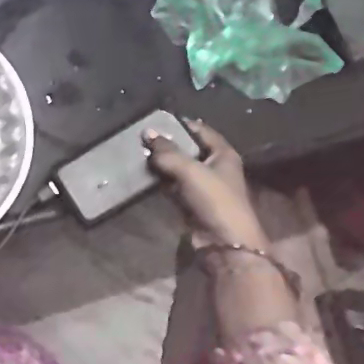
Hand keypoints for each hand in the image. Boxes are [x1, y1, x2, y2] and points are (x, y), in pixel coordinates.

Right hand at [145, 120, 268, 249]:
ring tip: (139, 152)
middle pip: (189, 150)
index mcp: (223, 154)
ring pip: (180, 169)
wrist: (224, 243)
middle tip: (144, 137)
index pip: (201, 130)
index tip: (158, 120)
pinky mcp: (193, 205)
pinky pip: (175, 187)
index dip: (182, 124)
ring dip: (163, 164)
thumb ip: (168, 151)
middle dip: (169, 144)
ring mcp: (204, 188)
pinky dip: (162, 182)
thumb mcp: (190, 170)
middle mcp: (216, 168)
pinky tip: (145, 175)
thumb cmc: (214, 199)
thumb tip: (147, 132)